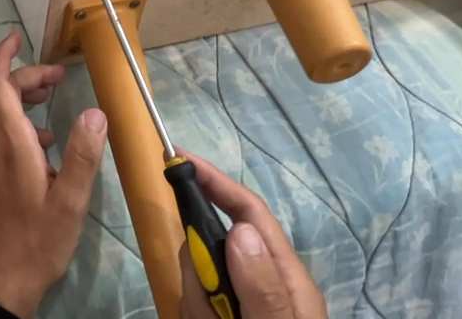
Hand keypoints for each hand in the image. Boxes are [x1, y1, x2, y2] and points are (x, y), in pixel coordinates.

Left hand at [0, 31, 107, 316]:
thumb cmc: (34, 242)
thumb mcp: (68, 202)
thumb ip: (82, 154)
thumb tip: (95, 112)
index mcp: (7, 141)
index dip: (5, 55)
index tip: (17, 38)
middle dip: (23, 77)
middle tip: (55, 79)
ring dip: (14, 98)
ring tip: (48, 106)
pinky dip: (10, 123)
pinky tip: (39, 146)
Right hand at [175, 153, 324, 318]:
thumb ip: (264, 292)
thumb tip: (240, 230)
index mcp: (286, 279)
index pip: (248, 211)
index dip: (214, 180)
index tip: (175, 158)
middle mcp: (263, 285)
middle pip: (210, 248)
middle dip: (199, 279)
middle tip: (208, 315)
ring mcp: (241, 306)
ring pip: (196, 282)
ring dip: (198, 309)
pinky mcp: (220, 318)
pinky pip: (194, 307)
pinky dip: (195, 317)